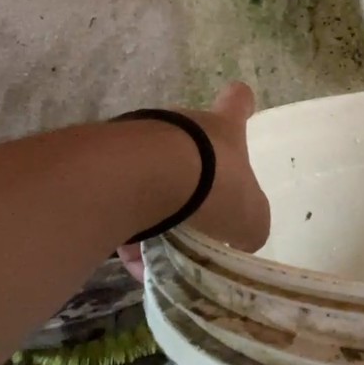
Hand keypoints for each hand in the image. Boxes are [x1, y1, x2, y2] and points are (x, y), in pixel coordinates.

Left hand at [119, 82, 269, 280]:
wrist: (145, 176)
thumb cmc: (212, 186)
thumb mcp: (250, 218)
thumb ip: (248, 225)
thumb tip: (241, 235)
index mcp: (223, 129)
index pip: (237, 101)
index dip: (242, 106)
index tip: (243, 110)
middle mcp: (184, 125)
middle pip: (193, 144)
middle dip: (193, 180)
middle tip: (196, 222)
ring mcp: (145, 138)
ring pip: (155, 176)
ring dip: (159, 211)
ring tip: (161, 254)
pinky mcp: (113, 162)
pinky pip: (125, 200)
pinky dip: (131, 232)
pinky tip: (136, 263)